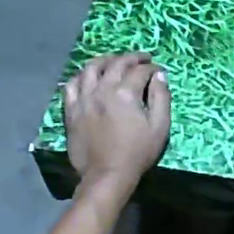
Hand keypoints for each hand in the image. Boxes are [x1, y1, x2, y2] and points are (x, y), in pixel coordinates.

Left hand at [64, 53, 170, 190]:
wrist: (106, 175)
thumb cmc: (137, 153)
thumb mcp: (160, 127)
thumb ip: (162, 98)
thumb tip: (159, 76)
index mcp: (125, 93)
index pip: (140, 71)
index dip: (152, 68)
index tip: (158, 70)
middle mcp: (102, 89)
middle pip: (117, 63)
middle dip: (132, 58)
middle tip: (142, 59)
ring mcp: (84, 98)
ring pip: (91, 68)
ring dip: (105, 60)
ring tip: (114, 61)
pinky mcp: (71, 110)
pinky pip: (71, 85)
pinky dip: (81, 76)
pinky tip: (88, 77)